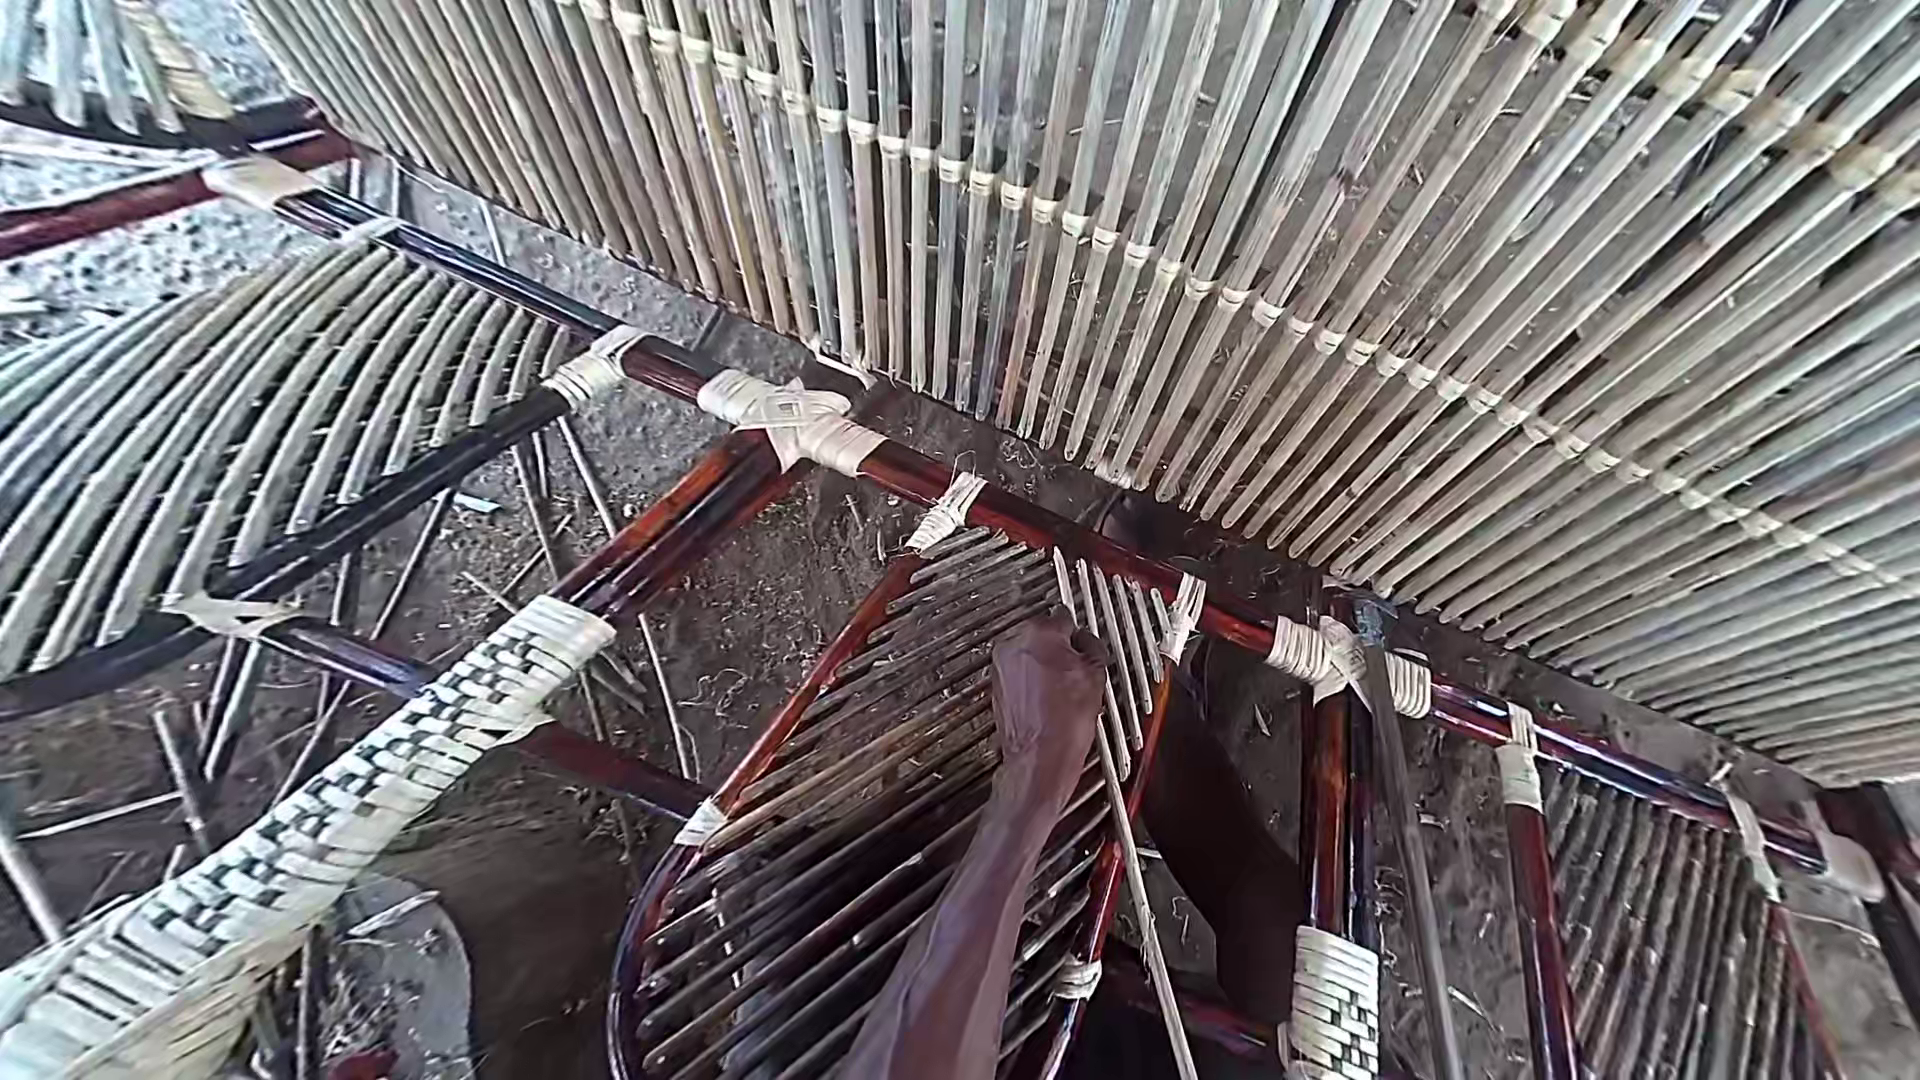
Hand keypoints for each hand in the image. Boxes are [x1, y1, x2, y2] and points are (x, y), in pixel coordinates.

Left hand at [989, 611, 1107, 760]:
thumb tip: (1085, 640)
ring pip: (1030, 652)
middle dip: (1059, 649)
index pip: (1063, 617)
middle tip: (1074, 671)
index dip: (1077, 634)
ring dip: (1043, 663)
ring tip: (1060, 688)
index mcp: (1040, 633)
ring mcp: (1002, 662)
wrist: (1039, 755)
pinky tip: (1047, 697)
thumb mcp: (1094, 675)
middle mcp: (1015, 643)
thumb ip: (1091, 646)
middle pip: (1044, 633)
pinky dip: (1031, 678)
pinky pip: (1019, 669)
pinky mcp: (997, 681)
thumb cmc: (1064, 721)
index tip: (1081, 644)